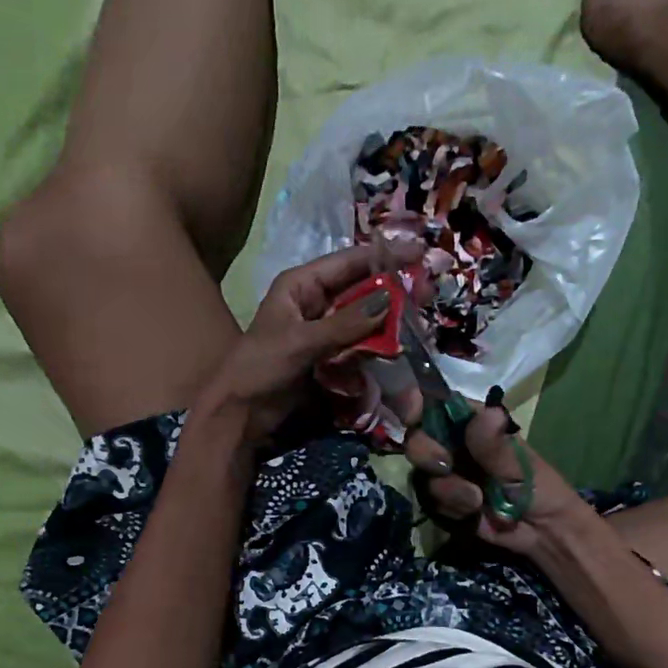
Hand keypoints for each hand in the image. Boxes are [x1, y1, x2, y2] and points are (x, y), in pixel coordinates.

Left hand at [197, 243, 411, 443]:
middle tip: (427, 292)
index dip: (384, 256)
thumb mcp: (302, 342)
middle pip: (361, 289)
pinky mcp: (329, 358)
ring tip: (418, 322)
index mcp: (301, 285)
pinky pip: (359, 346)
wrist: (240, 413)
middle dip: (392, 291)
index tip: (418, 253)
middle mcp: (315, 303)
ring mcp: (323, 331)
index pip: (349, 262)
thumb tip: (389, 300)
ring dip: (389, 322)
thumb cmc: (261, 368)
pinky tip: (397, 348)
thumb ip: (347, 324)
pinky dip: (377, 347)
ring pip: (364, 319)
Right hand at [404, 397, 593, 560]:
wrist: (541, 533)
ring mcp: (446, 474)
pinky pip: (430, 502)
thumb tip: (488, 413)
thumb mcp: (519, 464)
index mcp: (472, 424)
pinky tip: (472, 515)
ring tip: (476, 501)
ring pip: (421, 474)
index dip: (417, 404)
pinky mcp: (444, 502)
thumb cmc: (538, 487)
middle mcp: (453, 445)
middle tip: (445, 467)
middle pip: (417, 438)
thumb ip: (495, 444)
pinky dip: (450, 509)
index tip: (413, 414)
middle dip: (425, 452)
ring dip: (447, 490)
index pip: (436, 403)